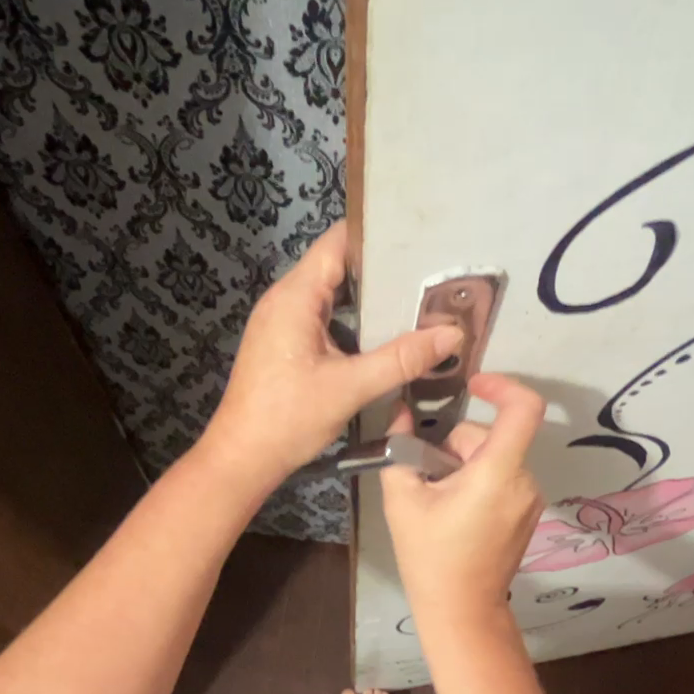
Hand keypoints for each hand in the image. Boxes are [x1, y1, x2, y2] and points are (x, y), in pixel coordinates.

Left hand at [202, 222, 463, 486]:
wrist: (242, 458)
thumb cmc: (287, 419)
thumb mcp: (349, 388)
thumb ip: (401, 359)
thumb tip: (451, 336)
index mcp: (295, 297)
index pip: (337, 243)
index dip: (376, 235)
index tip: (417, 238)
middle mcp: (284, 300)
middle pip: (336, 266)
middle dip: (379, 269)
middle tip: (426, 275)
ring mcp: (280, 323)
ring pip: (330, 295)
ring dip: (366, 299)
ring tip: (412, 302)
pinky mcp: (282, 344)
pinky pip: (321, 319)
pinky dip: (350, 322)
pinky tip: (380, 338)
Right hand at [379, 373, 546, 623]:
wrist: (461, 610)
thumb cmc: (429, 557)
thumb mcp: (401, 500)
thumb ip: (400, 449)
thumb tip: (401, 413)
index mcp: (497, 472)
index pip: (524, 408)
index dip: (502, 385)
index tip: (473, 385)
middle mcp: (524, 480)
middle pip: (492, 437)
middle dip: (455, 447)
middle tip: (426, 478)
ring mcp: (530, 499)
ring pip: (495, 458)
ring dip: (465, 466)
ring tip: (438, 501)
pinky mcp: (528, 513)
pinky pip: (502, 479)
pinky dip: (479, 482)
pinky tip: (456, 513)